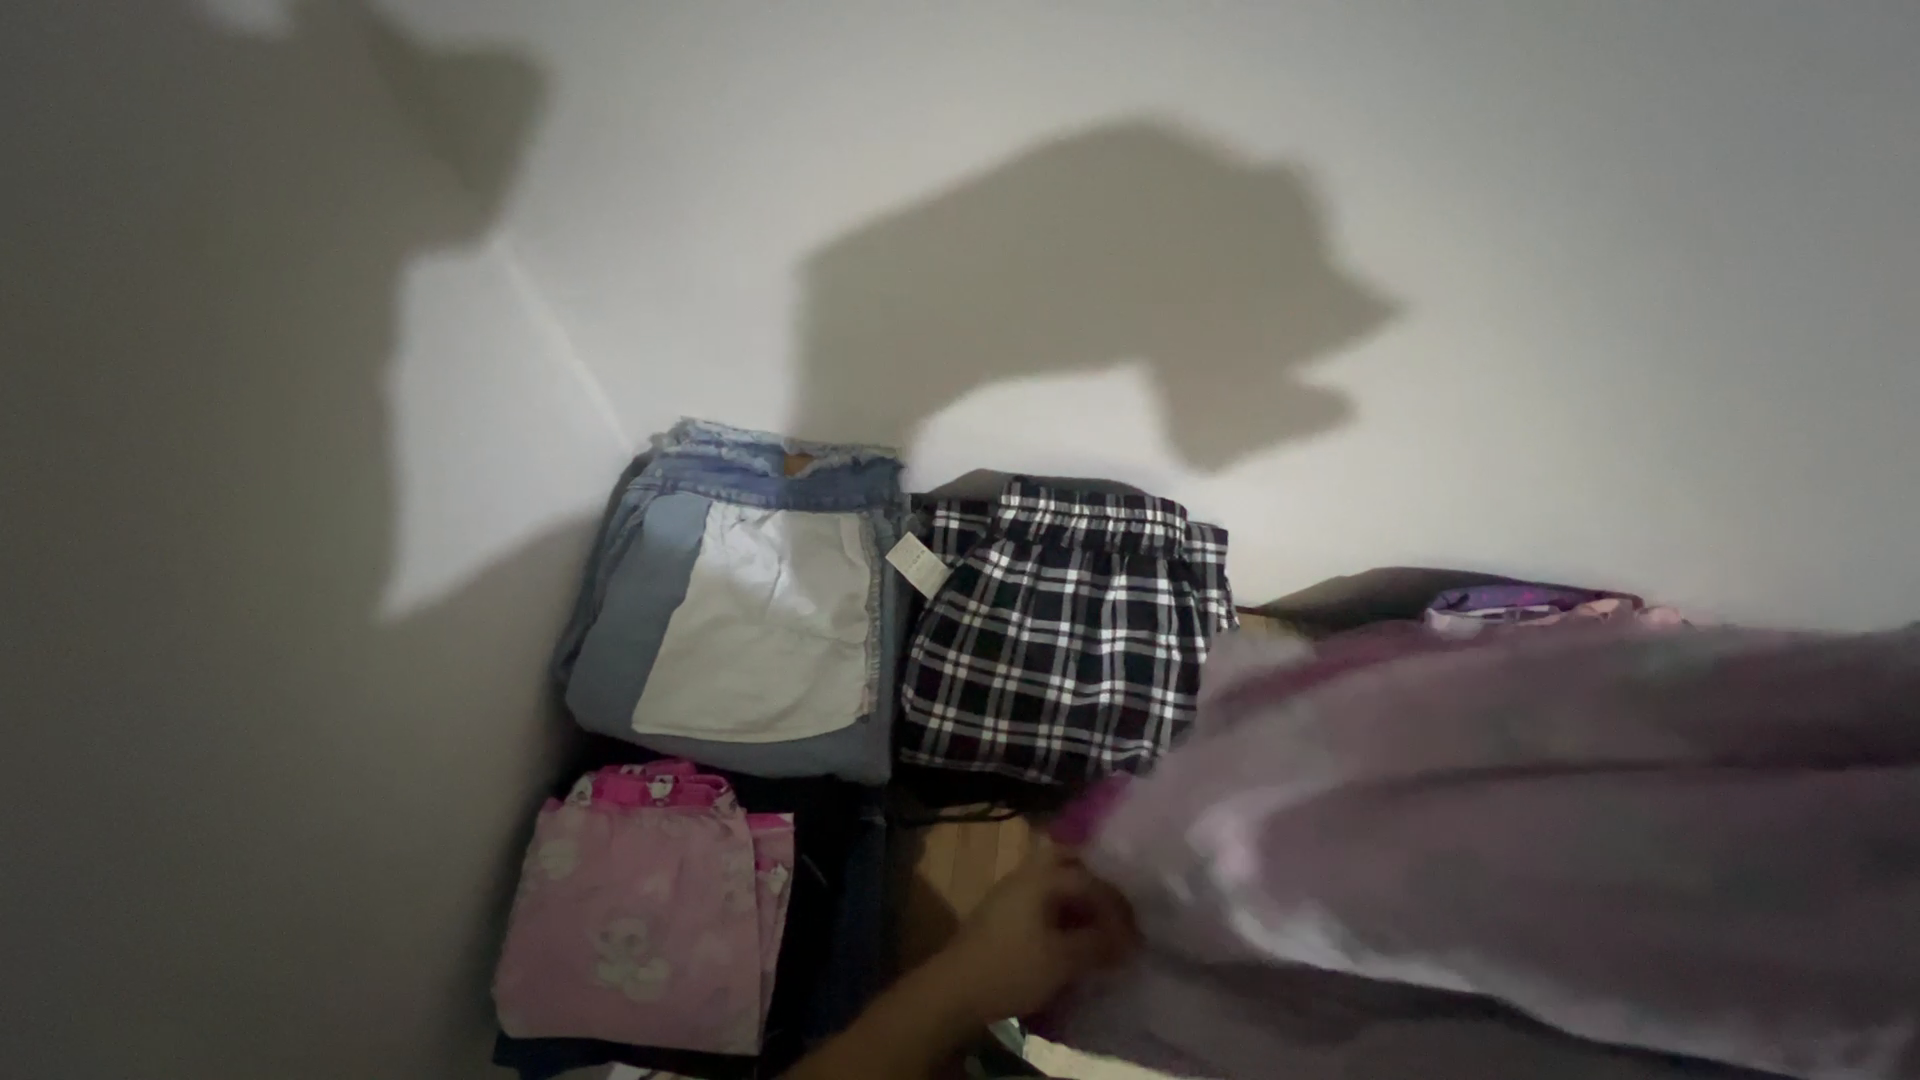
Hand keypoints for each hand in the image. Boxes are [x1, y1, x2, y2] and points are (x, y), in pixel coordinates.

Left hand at [929, 844, 1138, 1022]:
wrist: (955, 988)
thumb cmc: (1012, 968)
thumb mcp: (1062, 960)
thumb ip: (1098, 944)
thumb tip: (1129, 938)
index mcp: (1042, 877)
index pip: (1090, 879)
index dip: (1117, 906)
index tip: (1135, 934)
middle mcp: (1026, 874)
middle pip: (1066, 860)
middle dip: (1094, 879)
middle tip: (1116, 907)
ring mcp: (1010, 890)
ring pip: (1051, 877)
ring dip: (1076, 894)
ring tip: (1097, 922)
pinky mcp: (1002, 911)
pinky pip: (1040, 896)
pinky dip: (1060, 907)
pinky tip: (1069, 932)